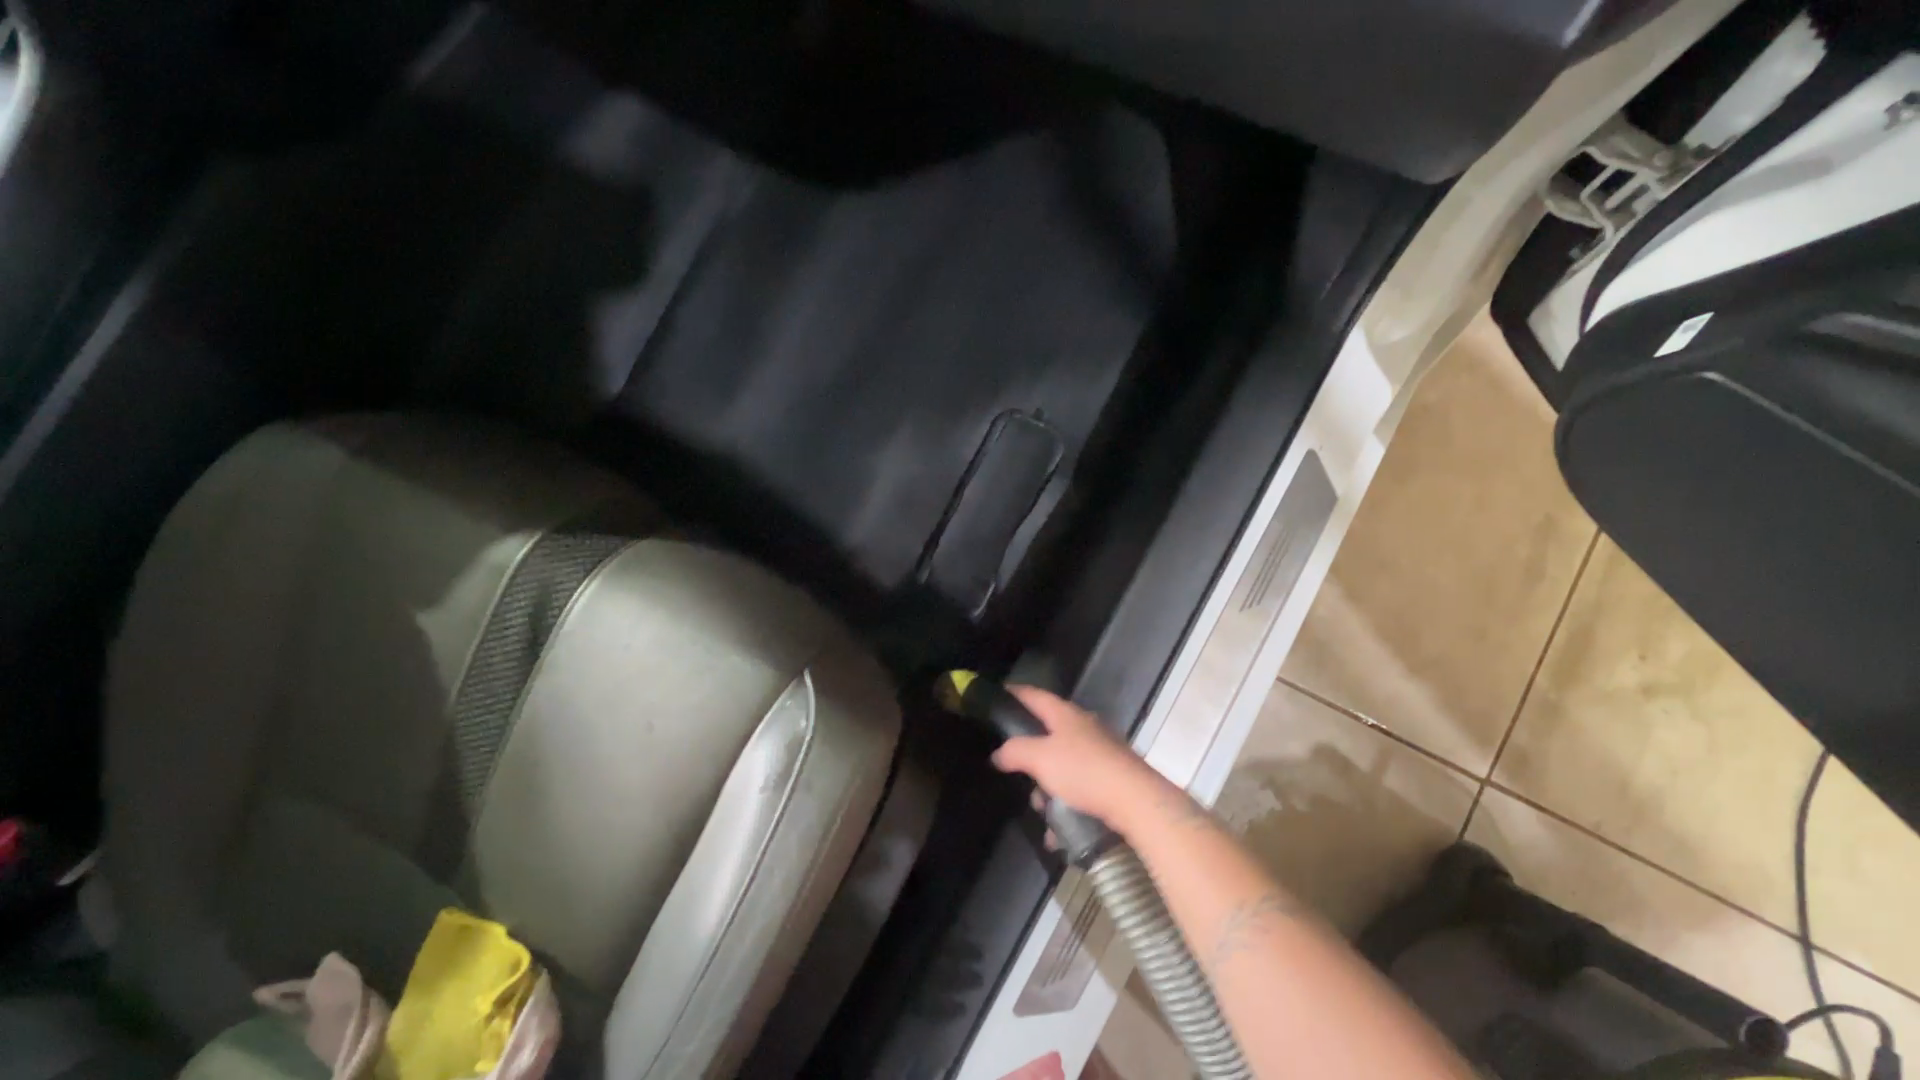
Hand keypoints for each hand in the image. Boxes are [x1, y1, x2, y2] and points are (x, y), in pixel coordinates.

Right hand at [990, 686, 1171, 832]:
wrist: (1136, 801)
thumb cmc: (1083, 771)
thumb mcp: (1040, 758)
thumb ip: (1015, 752)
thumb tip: (998, 753)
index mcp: (1066, 714)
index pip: (1034, 695)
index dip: (1014, 693)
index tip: (997, 694)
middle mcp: (1084, 727)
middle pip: (1048, 734)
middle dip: (1029, 757)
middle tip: (1014, 771)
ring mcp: (1100, 752)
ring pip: (1062, 766)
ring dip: (1048, 788)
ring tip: (1042, 810)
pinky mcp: (1110, 777)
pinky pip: (1079, 788)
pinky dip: (1066, 805)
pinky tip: (1059, 829)